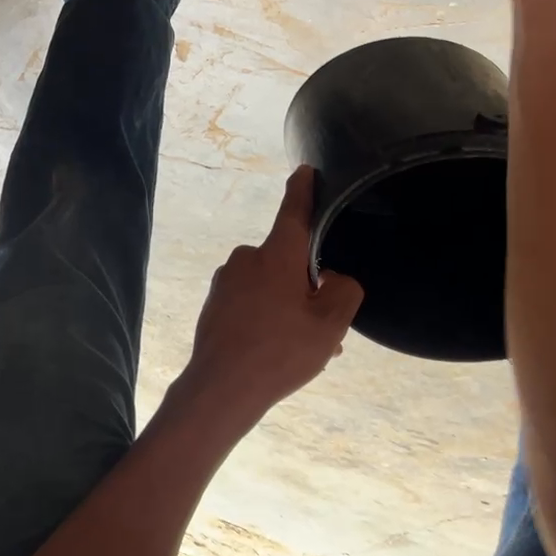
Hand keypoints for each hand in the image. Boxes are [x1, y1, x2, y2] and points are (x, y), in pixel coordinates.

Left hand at [177, 168, 362, 424]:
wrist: (222, 384)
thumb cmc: (281, 350)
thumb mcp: (331, 323)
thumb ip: (342, 289)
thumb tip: (329, 278)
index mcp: (274, 256)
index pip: (293, 214)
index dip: (302, 191)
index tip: (304, 170)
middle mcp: (244, 260)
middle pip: (287, 262)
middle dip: (307, 287)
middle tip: (323, 327)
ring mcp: (224, 280)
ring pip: (270, 286)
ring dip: (289, 307)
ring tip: (301, 347)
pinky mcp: (213, 301)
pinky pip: (251, 301)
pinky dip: (268, 317)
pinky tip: (276, 349)